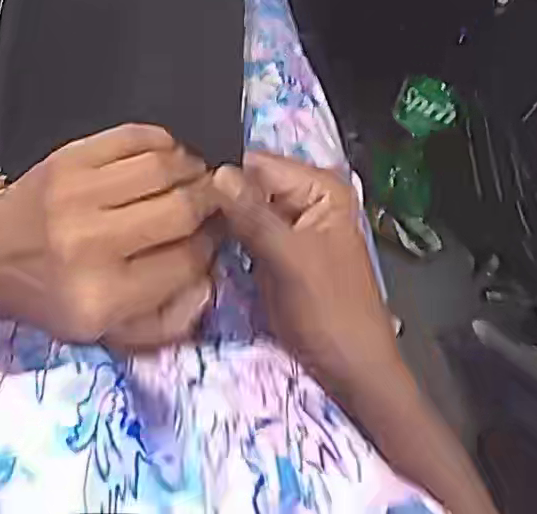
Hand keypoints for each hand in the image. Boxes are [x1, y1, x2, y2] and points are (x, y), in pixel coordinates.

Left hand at [0, 124, 219, 349]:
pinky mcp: (69, 157)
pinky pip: (134, 135)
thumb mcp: (107, 332)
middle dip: (209, 201)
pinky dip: (163, 141)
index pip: (186, 261)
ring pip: (163, 166)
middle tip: (214, 198)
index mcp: (101, 296)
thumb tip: (210, 278)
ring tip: (193, 174)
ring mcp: (78, 192)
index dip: (211, 244)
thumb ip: (168, 319)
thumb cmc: (53, 295)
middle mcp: (90, 242)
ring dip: (191, 167)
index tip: (213, 234)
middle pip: (180, 208)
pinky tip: (168, 153)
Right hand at [212, 150, 401, 395]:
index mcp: (321, 186)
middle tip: (185, 215)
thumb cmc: (331, 313)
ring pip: (242, 208)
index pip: (259, 163)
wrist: (351, 373)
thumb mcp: (289, 259)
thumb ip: (253, 214)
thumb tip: (216, 172)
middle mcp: (306, 196)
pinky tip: (206, 245)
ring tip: (191, 230)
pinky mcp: (276, 250)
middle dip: (220, 198)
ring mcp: (290, 224)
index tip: (188, 192)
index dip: (224, 175)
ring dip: (220, 220)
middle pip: (249, 182)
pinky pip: (244, 232)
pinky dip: (227, 238)